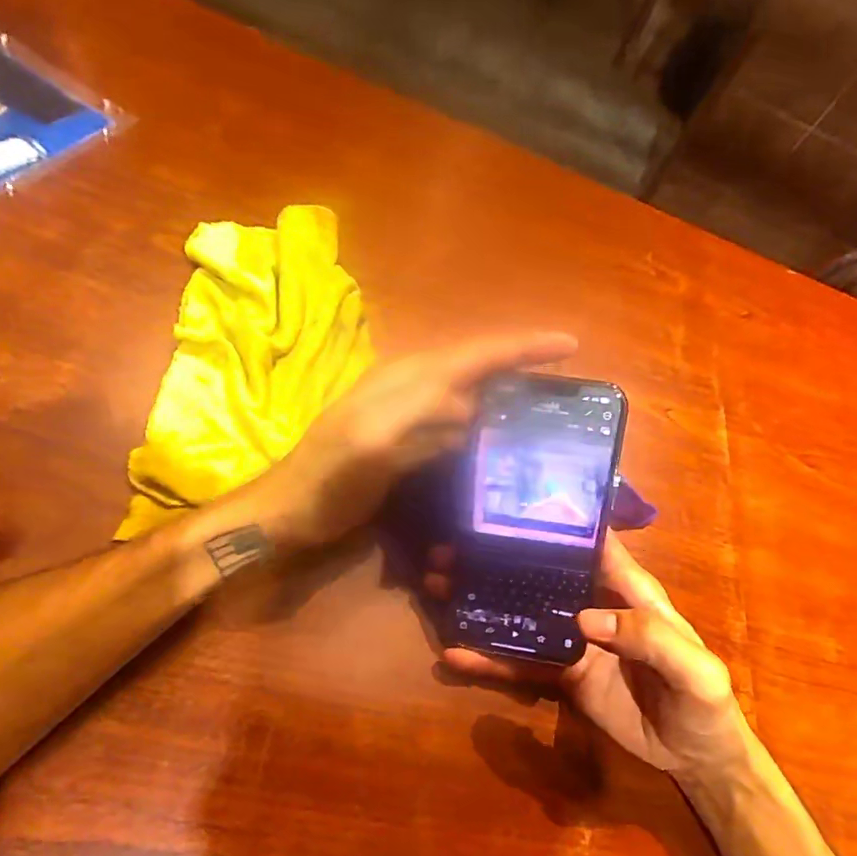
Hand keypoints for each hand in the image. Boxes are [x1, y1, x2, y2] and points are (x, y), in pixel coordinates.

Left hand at [243, 332, 577, 549]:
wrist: (287, 510)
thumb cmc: (328, 481)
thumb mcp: (373, 447)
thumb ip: (422, 418)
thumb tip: (474, 404)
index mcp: (403, 382)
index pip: (471, 355)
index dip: (519, 348)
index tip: (568, 345)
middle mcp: (404, 385)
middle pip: (470, 364)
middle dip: (515, 362)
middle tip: (563, 375)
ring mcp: (399, 410)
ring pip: (461, 389)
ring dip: (499, 388)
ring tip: (541, 399)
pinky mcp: (398, 435)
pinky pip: (447, 417)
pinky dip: (476, 418)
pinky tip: (491, 432)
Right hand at [427, 531, 746, 773]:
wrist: (696, 758)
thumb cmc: (706, 704)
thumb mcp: (696, 671)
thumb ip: (649, 640)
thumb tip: (584, 619)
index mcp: (628, 592)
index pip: (591, 545)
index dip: (557, 524)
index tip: (511, 509)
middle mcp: (593, 606)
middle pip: (541, 574)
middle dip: (498, 560)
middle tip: (451, 550)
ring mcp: (573, 640)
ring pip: (521, 613)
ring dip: (482, 601)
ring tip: (439, 587)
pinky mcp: (561, 674)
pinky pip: (520, 663)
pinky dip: (488, 659)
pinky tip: (455, 653)